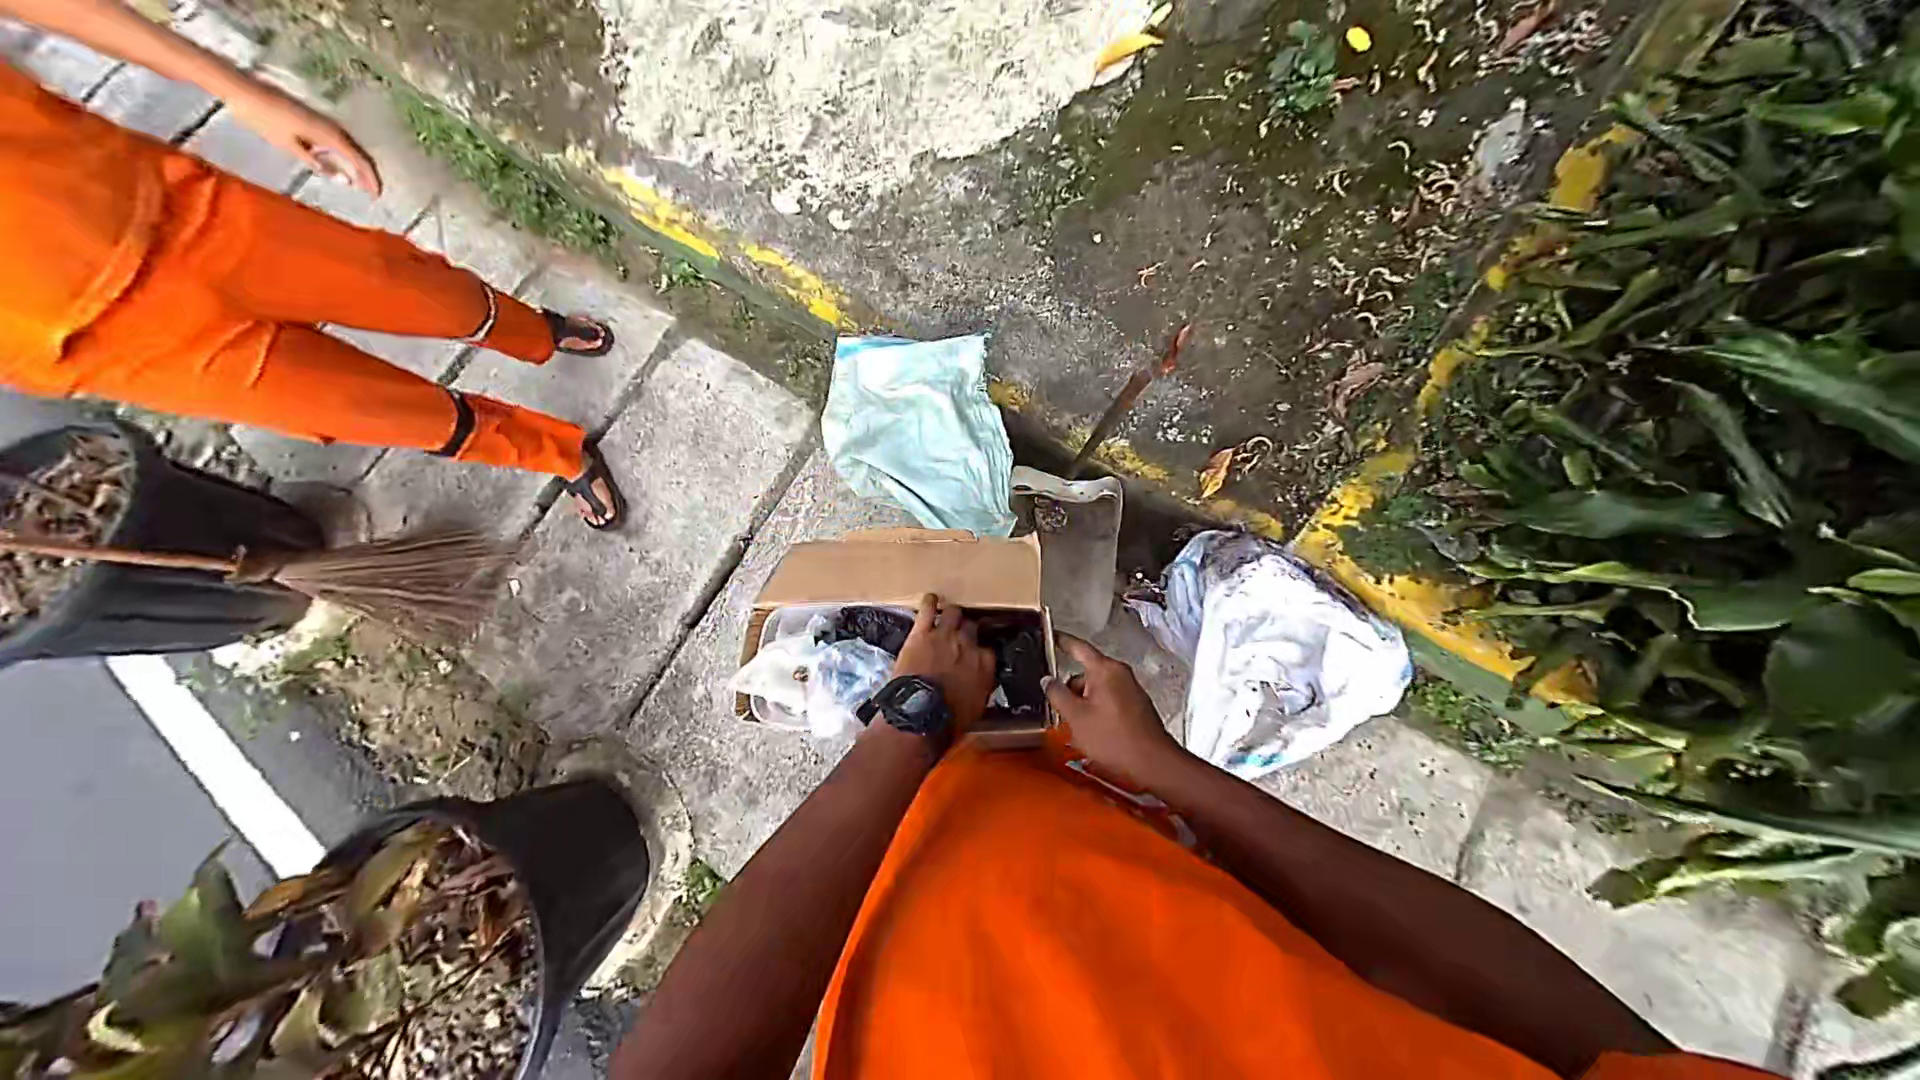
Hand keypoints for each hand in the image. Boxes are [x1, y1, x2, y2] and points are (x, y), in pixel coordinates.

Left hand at [225, 84, 381, 194]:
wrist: (238, 87)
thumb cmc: (262, 117)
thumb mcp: (290, 145)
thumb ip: (318, 164)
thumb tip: (346, 181)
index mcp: (331, 136)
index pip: (361, 162)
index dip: (372, 180)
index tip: (376, 196)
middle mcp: (332, 128)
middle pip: (360, 154)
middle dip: (368, 174)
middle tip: (371, 191)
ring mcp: (323, 121)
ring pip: (351, 148)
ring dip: (358, 165)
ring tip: (359, 180)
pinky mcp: (313, 118)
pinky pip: (339, 141)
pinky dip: (345, 155)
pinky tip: (339, 163)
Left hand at [891, 593, 995, 731]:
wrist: (920, 715)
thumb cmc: (948, 719)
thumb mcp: (975, 708)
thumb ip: (980, 688)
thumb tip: (979, 686)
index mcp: (984, 665)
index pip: (987, 650)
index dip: (980, 651)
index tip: (975, 655)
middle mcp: (968, 645)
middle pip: (972, 627)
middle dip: (967, 630)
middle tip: (962, 633)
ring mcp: (945, 635)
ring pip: (953, 613)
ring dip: (952, 614)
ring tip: (949, 614)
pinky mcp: (922, 633)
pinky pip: (928, 611)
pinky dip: (929, 603)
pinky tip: (930, 599)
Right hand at [1045, 635, 1185, 784]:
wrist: (1153, 763)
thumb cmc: (1112, 738)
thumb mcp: (1075, 717)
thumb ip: (1057, 694)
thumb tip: (1047, 680)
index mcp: (1105, 669)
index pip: (1078, 647)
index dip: (1061, 640)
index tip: (1049, 636)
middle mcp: (1119, 673)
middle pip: (1086, 672)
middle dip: (1070, 688)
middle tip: (1058, 708)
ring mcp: (1130, 688)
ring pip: (1097, 687)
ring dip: (1083, 701)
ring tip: (1076, 726)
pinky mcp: (1136, 704)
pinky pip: (1109, 698)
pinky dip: (1097, 708)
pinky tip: (1093, 730)